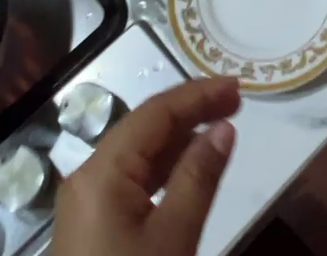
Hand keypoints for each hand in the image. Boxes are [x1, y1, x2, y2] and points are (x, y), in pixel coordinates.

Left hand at [52, 78, 239, 255]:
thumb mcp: (173, 238)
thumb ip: (199, 177)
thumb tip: (224, 128)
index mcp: (102, 170)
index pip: (155, 114)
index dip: (197, 95)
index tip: (237, 87)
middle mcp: (89, 175)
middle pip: (144, 127)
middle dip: (190, 109)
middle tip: (236, 100)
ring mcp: (89, 200)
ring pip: (139, 152)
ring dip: (180, 135)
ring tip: (221, 123)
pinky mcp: (95, 224)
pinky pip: (133, 178)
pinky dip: (165, 165)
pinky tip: (191, 163)